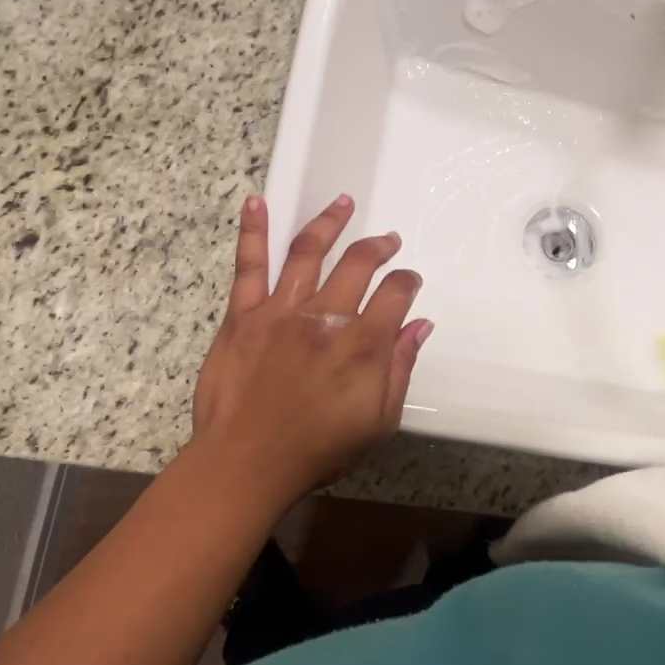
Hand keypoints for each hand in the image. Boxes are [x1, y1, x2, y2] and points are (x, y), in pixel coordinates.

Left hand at [188, 193, 431, 503]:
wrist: (247, 462)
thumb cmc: (319, 449)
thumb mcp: (380, 420)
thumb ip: (400, 367)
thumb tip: (420, 325)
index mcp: (364, 343)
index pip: (396, 292)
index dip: (407, 280)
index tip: (409, 281)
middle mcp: (326, 316)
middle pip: (358, 262)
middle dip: (378, 246)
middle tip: (387, 240)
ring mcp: (281, 311)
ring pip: (309, 250)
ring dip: (329, 222)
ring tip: (342, 202)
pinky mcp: (243, 315)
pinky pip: (249, 265)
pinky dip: (253, 231)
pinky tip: (256, 202)